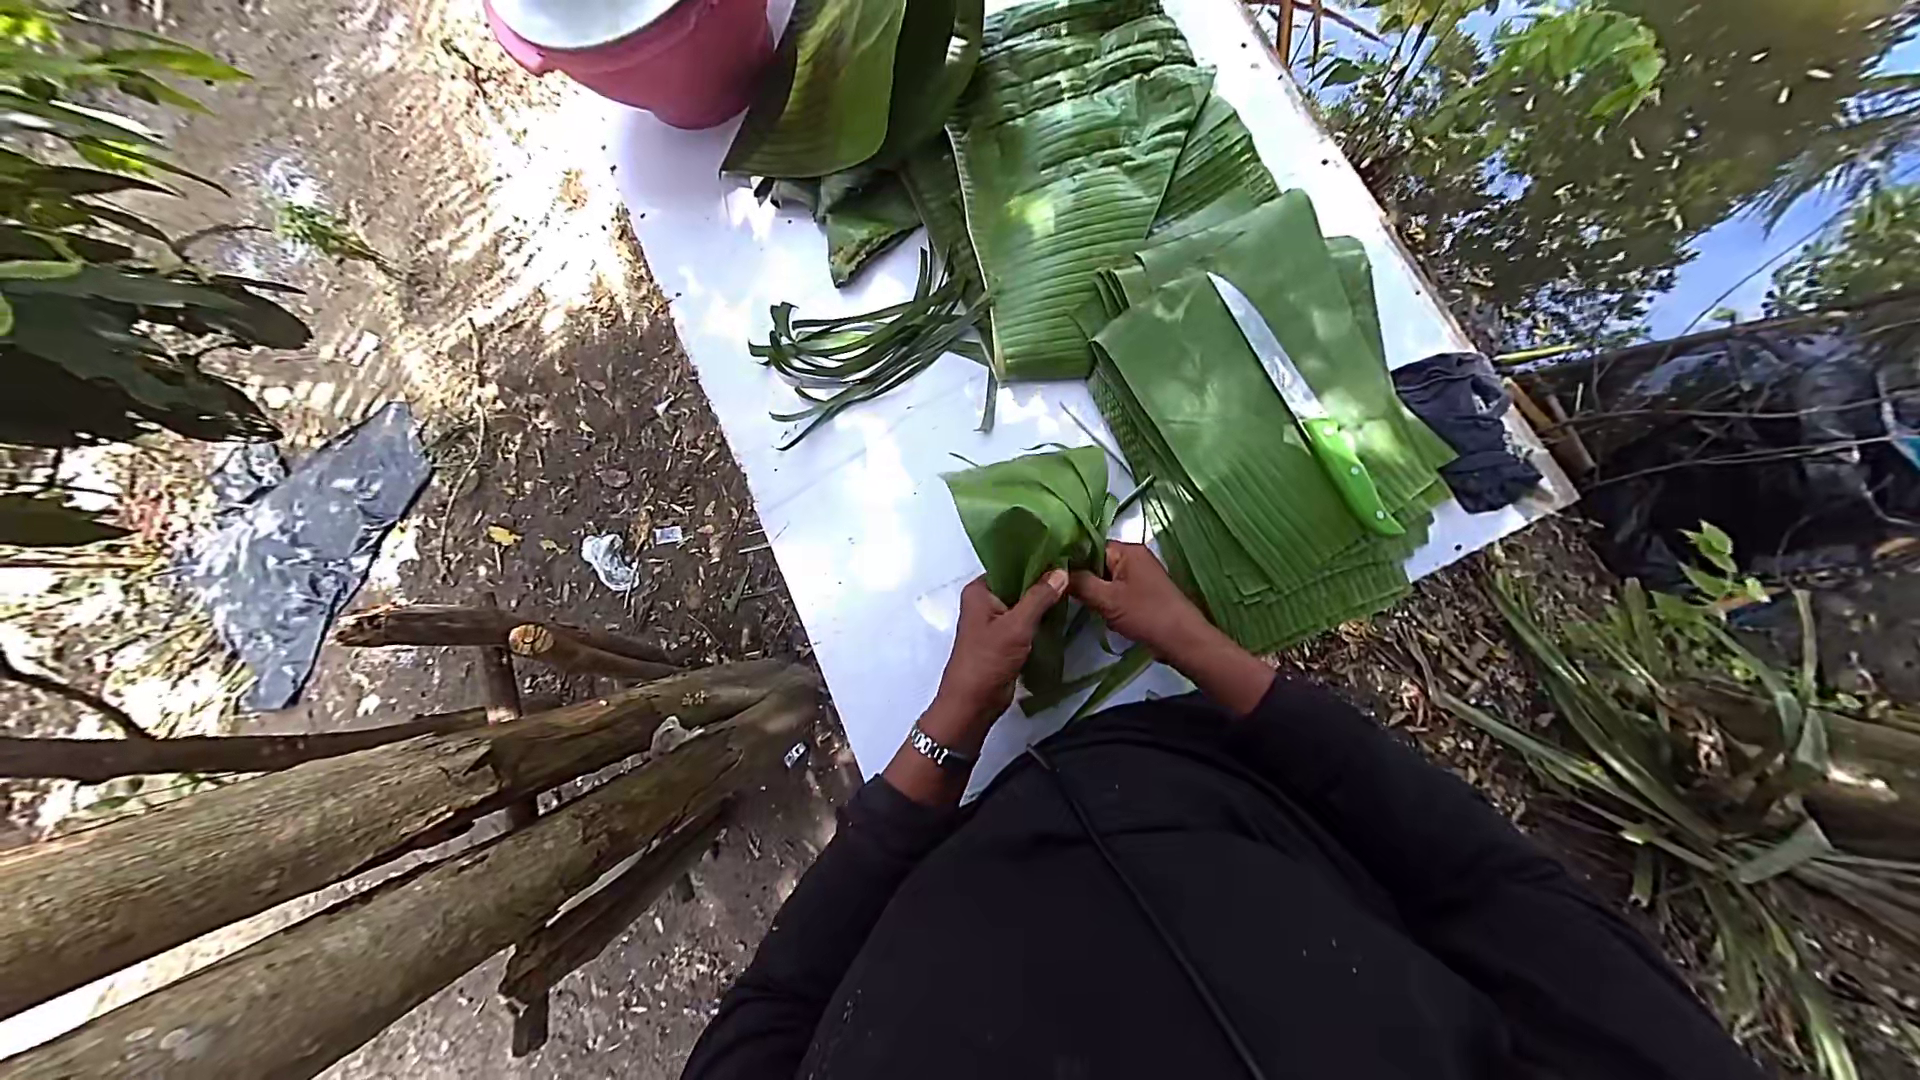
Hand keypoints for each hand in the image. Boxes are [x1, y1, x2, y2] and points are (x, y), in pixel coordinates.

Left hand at [926, 570, 1068, 741]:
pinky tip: (1061, 612)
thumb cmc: (987, 661)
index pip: (1010, 565)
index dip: (1035, 561)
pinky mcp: (1005, 638)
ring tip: (1073, 589)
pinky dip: (1040, 618)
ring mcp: (995, 620)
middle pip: (1018, 583)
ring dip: (1043, 601)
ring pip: (1024, 603)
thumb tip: (1061, 571)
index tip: (1063, 555)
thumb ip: (1039, 597)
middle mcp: (985, 601)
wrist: (974, 702)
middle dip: (1043, 581)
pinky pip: (1025, 620)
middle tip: (1073, 572)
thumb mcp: (1016, 625)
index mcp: (979, 590)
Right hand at [1069, 542, 1221, 665]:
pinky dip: (1107, 600)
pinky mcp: (1143, 591)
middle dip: (1084, 578)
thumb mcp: (1106, 599)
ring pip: (1106, 578)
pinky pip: (1116, 589)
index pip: (1090, 545)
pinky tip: (1102, 613)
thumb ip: (1079, 583)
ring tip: (1085, 604)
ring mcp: (1140, 574)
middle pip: (1097, 561)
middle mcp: (1135, 556)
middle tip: (1067, 594)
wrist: (1182, 640)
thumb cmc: (1146, 614)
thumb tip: (1057, 572)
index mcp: (1128, 550)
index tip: (1054, 575)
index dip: (1072, 559)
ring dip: (1095, 592)